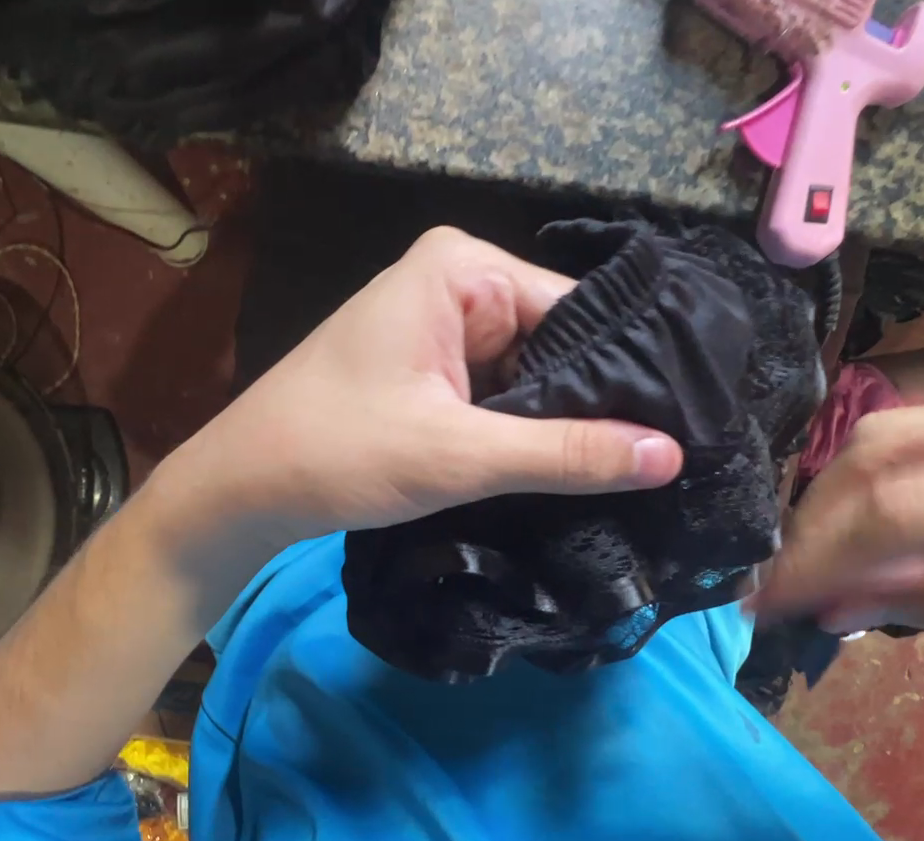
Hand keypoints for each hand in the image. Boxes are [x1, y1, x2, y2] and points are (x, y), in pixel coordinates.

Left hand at [144, 227, 683, 569]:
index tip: (680, 431)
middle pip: (558, 344)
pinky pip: (497, 398)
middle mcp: (456, 285)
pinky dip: (521, 435)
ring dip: (560, 426)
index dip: (629, 373)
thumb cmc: (337, 452)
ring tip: (628, 474)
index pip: (580, 312)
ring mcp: (439, 330)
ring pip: (529, 378)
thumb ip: (565, 453)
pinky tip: (564, 472)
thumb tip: (672, 453)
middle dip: (595, 404)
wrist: (243, 488)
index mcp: (463, 269)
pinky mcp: (428, 372)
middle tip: (663, 463)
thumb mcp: (458, 454)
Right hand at [751, 371, 923, 778]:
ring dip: (855, 497)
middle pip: (904, 437)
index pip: (919, 502)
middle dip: (821, 518)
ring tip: (827, 568)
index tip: (759, 604)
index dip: (820, 554)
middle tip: (784, 587)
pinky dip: (907, 485)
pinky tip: (893, 537)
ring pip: (923, 424)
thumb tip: (842, 593)